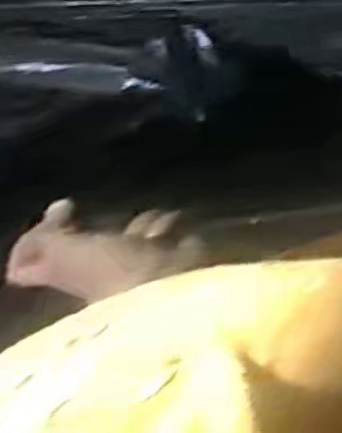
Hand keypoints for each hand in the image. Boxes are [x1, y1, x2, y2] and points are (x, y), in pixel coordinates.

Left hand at [7, 199, 205, 302]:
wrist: (162, 279)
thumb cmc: (107, 267)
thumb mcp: (66, 250)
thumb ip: (50, 232)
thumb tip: (58, 206)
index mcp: (58, 269)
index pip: (27, 261)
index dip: (35, 239)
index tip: (60, 213)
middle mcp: (91, 263)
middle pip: (90, 236)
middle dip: (106, 224)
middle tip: (112, 221)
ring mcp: (132, 256)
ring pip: (136, 225)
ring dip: (145, 223)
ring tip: (150, 232)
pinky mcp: (167, 248)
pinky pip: (168, 226)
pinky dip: (169, 225)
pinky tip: (168, 233)